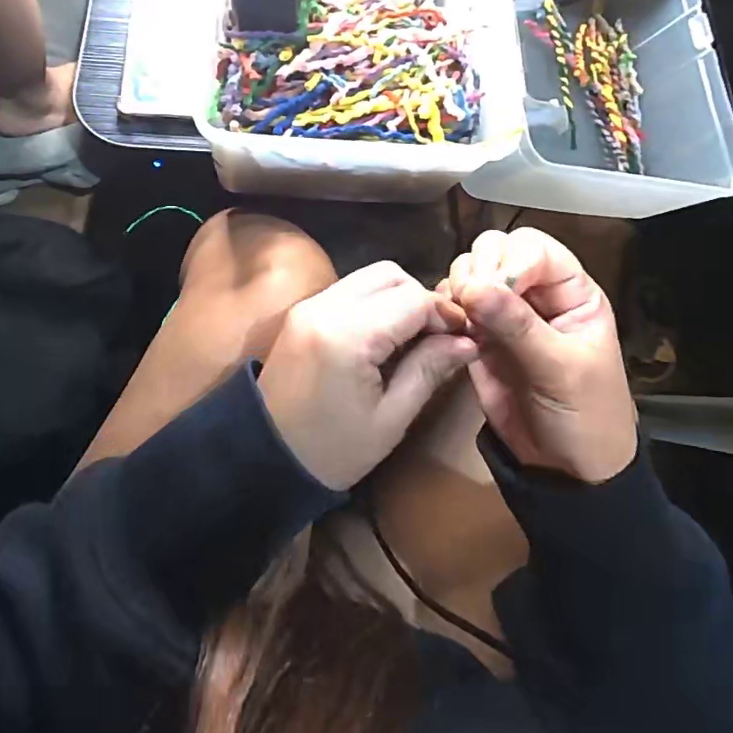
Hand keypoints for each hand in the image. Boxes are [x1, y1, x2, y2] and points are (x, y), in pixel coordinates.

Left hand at [257, 261, 476, 490]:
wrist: (264, 458)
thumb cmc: (332, 450)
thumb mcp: (390, 418)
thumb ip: (428, 370)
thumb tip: (468, 341)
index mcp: (347, 335)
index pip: (413, 299)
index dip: (445, 314)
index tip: (464, 338)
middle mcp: (325, 306)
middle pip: (390, 274)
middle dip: (422, 299)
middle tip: (438, 336)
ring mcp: (309, 305)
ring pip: (369, 277)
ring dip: (398, 298)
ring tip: (414, 337)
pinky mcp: (302, 311)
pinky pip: (350, 290)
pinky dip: (375, 302)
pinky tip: (385, 336)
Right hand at [442, 227, 636, 482]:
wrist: (565, 470)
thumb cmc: (586, 418)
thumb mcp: (563, 371)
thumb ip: (519, 327)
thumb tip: (474, 287)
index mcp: (572, 293)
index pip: (536, 249)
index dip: (512, 261)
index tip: (493, 290)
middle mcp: (537, 294)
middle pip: (499, 250)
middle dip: (480, 266)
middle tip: (470, 299)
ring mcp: (505, 313)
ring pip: (472, 272)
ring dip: (460, 284)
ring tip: (462, 316)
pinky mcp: (479, 335)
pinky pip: (456, 305)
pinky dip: (446, 307)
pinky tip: (450, 325)